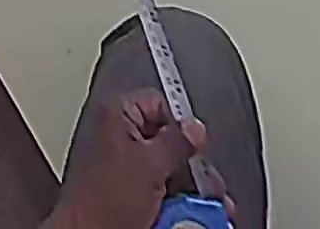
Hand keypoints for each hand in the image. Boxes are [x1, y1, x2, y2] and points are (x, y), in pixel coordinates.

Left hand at [43, 89, 230, 228]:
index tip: (199, 148)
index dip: (179, 123)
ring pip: (169, 169)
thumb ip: (175, 143)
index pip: (156, 103)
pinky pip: (163, 190)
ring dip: (192, 189)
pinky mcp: (132, 191)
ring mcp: (126, 164)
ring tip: (211, 208)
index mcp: (117, 114)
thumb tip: (194, 126)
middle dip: (192, 165)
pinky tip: (196, 217)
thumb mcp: (150, 165)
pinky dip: (180, 203)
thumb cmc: (108, 195)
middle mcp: (120, 134)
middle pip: (167, 140)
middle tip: (212, 187)